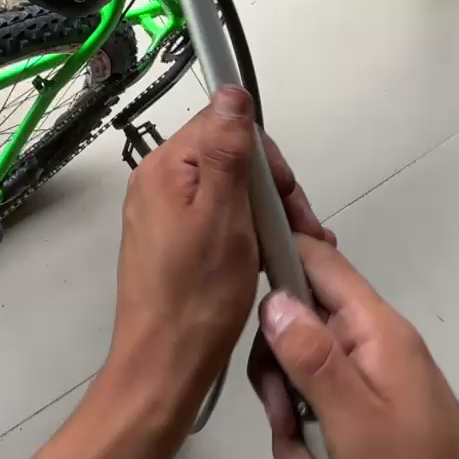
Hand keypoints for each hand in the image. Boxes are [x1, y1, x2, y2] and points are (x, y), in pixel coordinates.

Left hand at [103, 86, 330, 428]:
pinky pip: (216, 215)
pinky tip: (266, 256)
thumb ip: (227, 149)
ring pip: (226, 188)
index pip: (224, 125)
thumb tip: (231, 90)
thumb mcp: (224, 214)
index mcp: (165, 165)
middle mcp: (157, 180)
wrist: (164, 368)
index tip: (287, 197)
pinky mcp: (170, 239)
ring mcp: (162, 211)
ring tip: (290, 248)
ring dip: (263, 212)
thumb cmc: (198, 295)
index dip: (264, 157)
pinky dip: (245, 230)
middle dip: (269, 188)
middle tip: (300, 230)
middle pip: (227, 156)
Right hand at [250, 234, 458, 458]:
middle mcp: (369, 339)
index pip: (317, 256)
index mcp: (375, 325)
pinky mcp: (363, 407)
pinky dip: (306, 438)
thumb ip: (314, 359)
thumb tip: (273, 298)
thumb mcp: (359, 424)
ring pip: (298, 368)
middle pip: (297, 321)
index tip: (234, 270)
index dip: (276, 247)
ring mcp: (366, 375)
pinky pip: (314, 405)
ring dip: (290, 414)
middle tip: (284, 417)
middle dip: (278, 370)